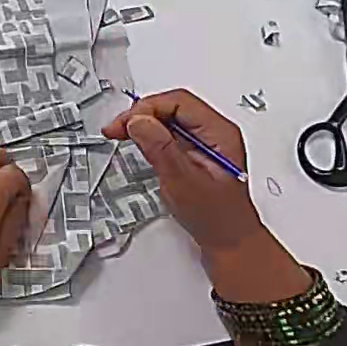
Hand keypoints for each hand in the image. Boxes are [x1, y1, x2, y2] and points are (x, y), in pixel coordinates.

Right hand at [104, 89, 307, 303]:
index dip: (147, 109)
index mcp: (219, 133)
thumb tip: (140, 121)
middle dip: (141, 114)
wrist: (229, 242)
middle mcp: (213, 133)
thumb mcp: (183, 182)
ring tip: (120, 134)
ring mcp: (203, 143)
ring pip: (168, 119)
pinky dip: (149, 135)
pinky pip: (168, 134)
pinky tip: (136, 143)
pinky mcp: (193, 153)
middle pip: (172, 106)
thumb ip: (161, 149)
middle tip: (116, 129)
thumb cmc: (216, 218)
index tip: (124, 125)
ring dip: (143, 124)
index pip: (178, 102)